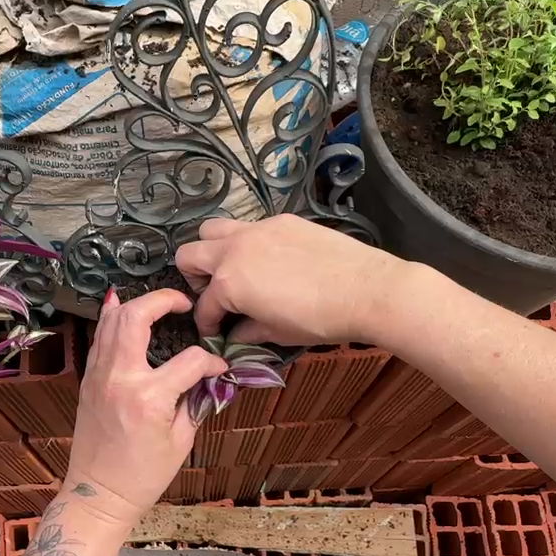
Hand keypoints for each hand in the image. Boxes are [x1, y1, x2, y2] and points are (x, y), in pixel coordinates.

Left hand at [64, 290, 227, 524]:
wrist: (98, 494)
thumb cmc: (143, 475)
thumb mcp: (181, 441)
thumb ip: (196, 402)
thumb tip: (208, 376)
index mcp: (149, 397)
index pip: (190, 361)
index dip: (211, 362)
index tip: (219, 368)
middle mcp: (120, 378)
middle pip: (136, 317)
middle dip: (162, 300)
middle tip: (182, 303)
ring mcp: (99, 375)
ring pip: (111, 321)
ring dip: (135, 304)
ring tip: (158, 303)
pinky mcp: (88, 379)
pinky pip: (100, 338)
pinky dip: (112, 319)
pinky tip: (122, 306)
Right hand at [175, 216, 407, 345]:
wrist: (365, 289)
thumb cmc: (318, 319)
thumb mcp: (278, 334)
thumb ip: (248, 332)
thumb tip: (235, 335)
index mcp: (228, 283)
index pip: (204, 306)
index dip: (206, 324)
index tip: (215, 331)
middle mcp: (234, 250)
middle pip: (189, 254)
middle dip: (194, 278)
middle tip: (215, 294)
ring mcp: (257, 230)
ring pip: (212, 229)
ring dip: (213, 250)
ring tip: (234, 269)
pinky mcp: (281, 220)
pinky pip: (249, 226)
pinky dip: (247, 243)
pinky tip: (269, 260)